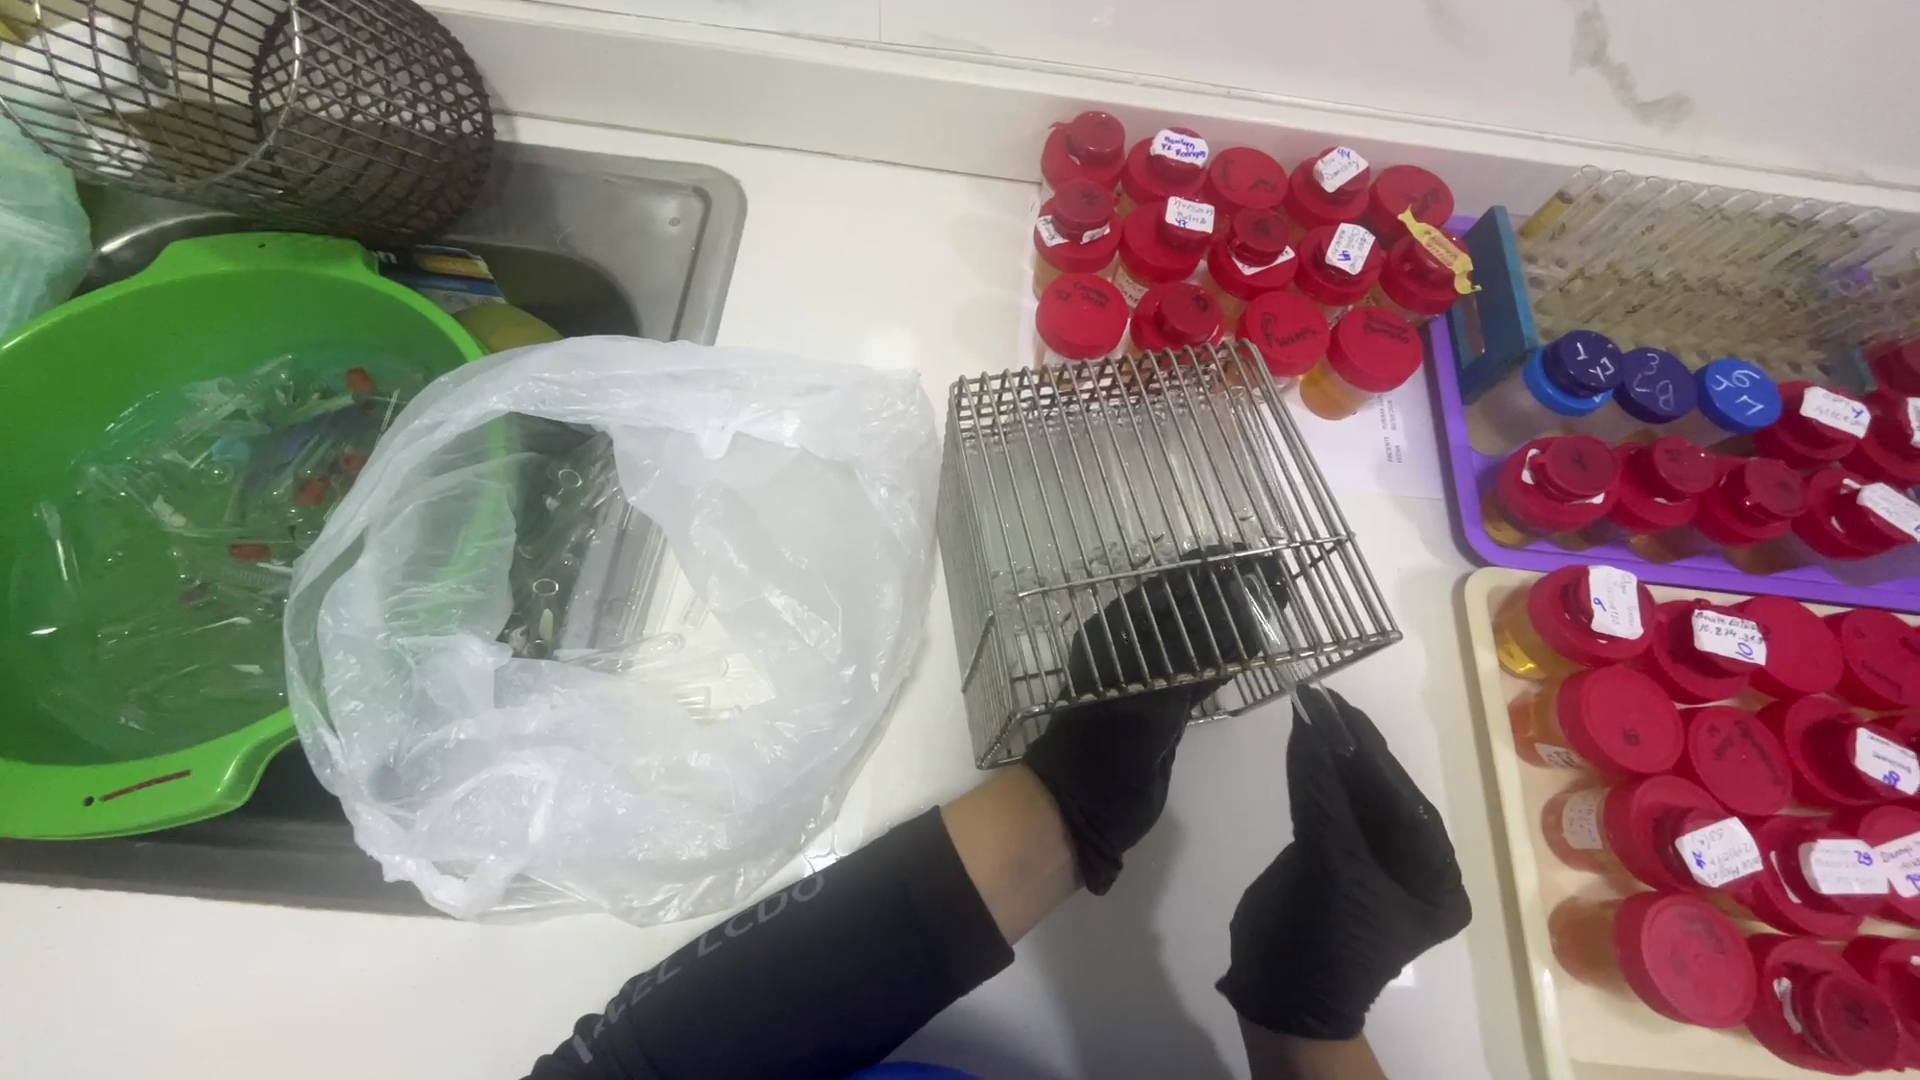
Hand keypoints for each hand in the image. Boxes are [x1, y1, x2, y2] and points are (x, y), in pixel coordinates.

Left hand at [1021, 547, 1287, 894]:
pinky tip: (1252, 646)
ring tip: (1270, 600)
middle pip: (1183, 614)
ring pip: (1195, 643)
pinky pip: (1198, 675)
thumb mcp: (1143, 704)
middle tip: (1269, 576)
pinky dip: (1224, 660)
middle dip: (1224, 595)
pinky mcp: (1163, 710)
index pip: (1164, 593)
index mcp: (1111, 637)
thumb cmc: (1100, 750)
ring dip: (1230, 625)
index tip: (1242, 556)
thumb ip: (1186, 666)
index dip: (1202, 574)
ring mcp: (1147, 681)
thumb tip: (1229, 621)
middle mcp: (1128, 652)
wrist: (1080, 810)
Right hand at [1217, 685, 1469, 1039]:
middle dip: (1350, 748)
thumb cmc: (1323, 942)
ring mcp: (1367, 862)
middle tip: (1322, 698)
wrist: (1280, 995)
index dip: (1370, 755)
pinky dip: (1309, 775)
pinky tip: (1299, 742)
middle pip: (1380, 794)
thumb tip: (1310, 726)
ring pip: (1350, 796)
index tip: (1339, 710)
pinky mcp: (1329, 857)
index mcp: (1435, 880)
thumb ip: (1323, 797)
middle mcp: (1410, 866)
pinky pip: (1323, 807)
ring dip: (1327, 754)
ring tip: (1308, 708)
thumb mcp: (1331, 868)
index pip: (1405, 802)